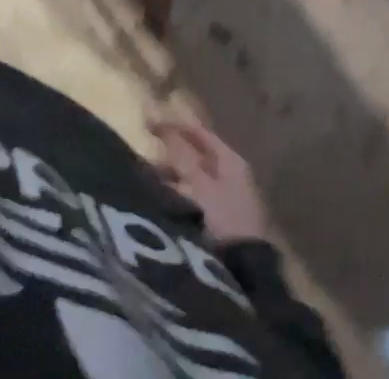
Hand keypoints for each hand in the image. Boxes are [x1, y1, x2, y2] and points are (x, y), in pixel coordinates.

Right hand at [150, 118, 268, 243]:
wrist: (244, 270)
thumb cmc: (221, 217)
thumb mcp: (197, 181)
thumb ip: (178, 152)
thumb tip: (157, 119)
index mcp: (231, 162)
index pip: (200, 133)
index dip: (174, 125)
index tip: (146, 122)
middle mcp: (231, 175)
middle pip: (195, 155)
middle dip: (169, 152)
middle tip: (144, 151)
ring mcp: (226, 198)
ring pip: (191, 176)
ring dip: (169, 174)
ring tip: (146, 178)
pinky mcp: (217, 219)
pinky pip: (190, 195)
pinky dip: (174, 192)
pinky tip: (158, 198)